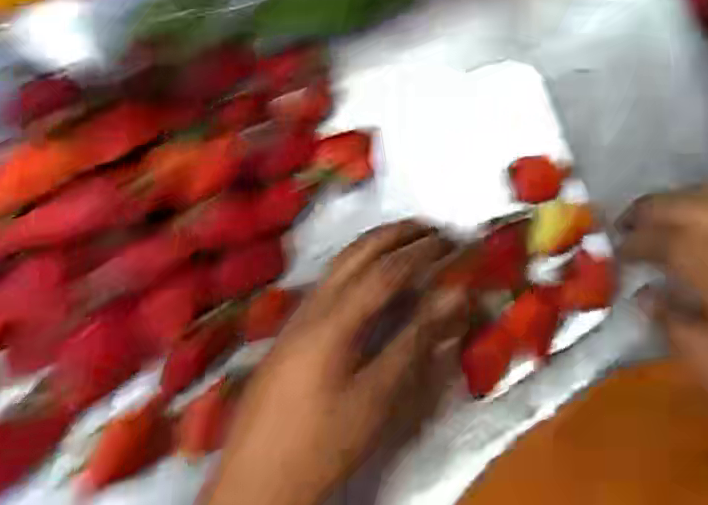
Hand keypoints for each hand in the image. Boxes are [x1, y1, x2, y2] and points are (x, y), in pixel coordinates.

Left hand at [202, 222, 466, 504]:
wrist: (251, 492)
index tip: (453, 241)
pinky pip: (330, 281)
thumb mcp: (378, 398)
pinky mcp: (288, 337)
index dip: (423, 251)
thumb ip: (417, 340)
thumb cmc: (322, 445)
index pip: (386, 270)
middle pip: (357, 253)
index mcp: (333, 321)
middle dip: (397, 234)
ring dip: (377, 245)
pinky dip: (360, 264)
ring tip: (407, 243)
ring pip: (339, 264)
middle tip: (432, 228)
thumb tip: (456, 293)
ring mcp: (295, 321)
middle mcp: (311, 309)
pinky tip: (371, 282)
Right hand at [619, 188, 707, 445]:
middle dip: (652, 209)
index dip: (638, 240)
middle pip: (687, 204)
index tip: (618, 247)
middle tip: (627, 222)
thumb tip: (647, 295)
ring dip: (680, 198)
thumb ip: (681, 332)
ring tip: (661, 214)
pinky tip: (707, 212)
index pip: (667, 240)